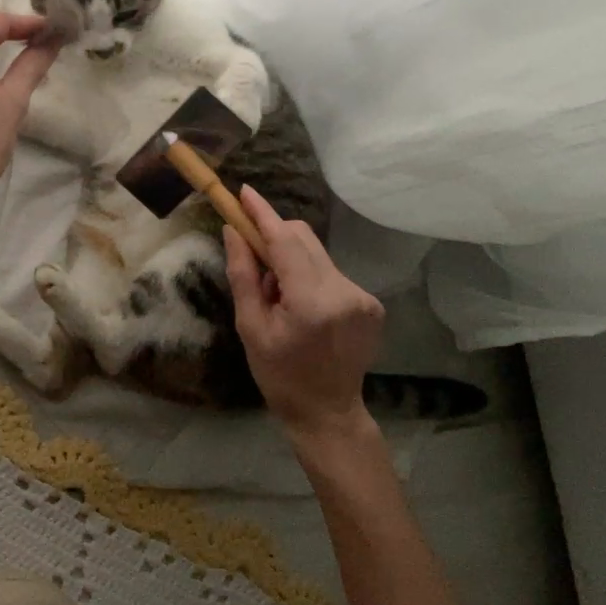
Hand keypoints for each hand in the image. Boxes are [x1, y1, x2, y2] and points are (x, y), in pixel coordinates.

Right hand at [224, 186, 384, 440]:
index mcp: (311, 302)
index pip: (285, 241)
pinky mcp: (371, 303)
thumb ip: (244, 274)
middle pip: (303, 239)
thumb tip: (233, 230)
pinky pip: (330, 272)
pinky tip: (301, 306)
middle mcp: (344, 291)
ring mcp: (362, 296)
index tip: (244, 192)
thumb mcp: (250, 326)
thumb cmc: (279, 374)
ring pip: (317, 254)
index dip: (263, 214)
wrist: (327, 412)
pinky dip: (309, 277)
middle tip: (251, 255)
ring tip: (278, 296)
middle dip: (274, 237)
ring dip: (291, 260)